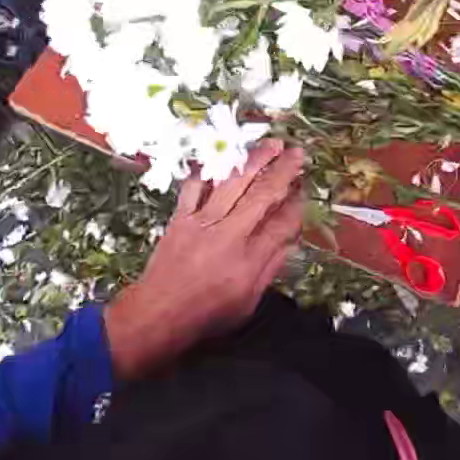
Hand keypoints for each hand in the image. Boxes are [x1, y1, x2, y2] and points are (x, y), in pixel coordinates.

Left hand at [102, 140, 305, 378]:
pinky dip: (210, 169)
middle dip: (283, 171)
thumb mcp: (248, 301)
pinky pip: (196, 186)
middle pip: (262, 195)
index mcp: (249, 260)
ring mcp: (202, 222)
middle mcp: (228, 235)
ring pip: (233, 183)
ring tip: (272, 144)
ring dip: (255, 160)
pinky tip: (224, 156)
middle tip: (298, 152)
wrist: (155, 316)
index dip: (296, 205)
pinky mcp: (181, 217)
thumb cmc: (206, 315)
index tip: (304, 190)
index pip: (281, 224)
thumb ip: (271, 266)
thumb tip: (289, 238)